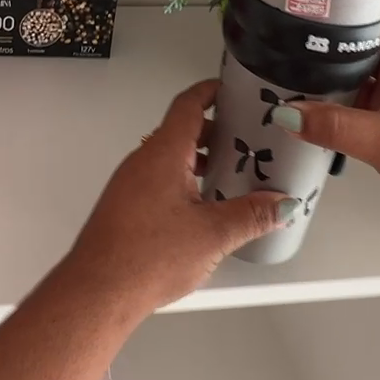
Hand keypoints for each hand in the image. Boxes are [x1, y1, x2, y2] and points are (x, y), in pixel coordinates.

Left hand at [61, 80, 292, 312]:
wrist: (99, 290)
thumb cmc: (148, 255)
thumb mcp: (212, 234)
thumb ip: (251, 215)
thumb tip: (280, 203)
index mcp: (164, 153)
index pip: (187, 105)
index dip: (210, 92)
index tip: (230, 89)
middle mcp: (143, 159)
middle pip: (181, 131)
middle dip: (214, 132)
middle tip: (245, 140)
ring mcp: (131, 182)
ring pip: (170, 157)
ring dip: (199, 159)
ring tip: (231, 175)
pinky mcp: (126, 204)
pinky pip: (159, 177)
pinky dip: (184, 179)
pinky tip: (202, 206)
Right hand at [278, 1, 379, 252]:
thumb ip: (338, 126)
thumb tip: (288, 112)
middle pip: (369, 49)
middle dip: (337, 39)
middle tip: (297, 29)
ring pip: (361, 83)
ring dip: (333, 78)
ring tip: (292, 68)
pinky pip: (357, 116)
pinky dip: (335, 112)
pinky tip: (311, 116)